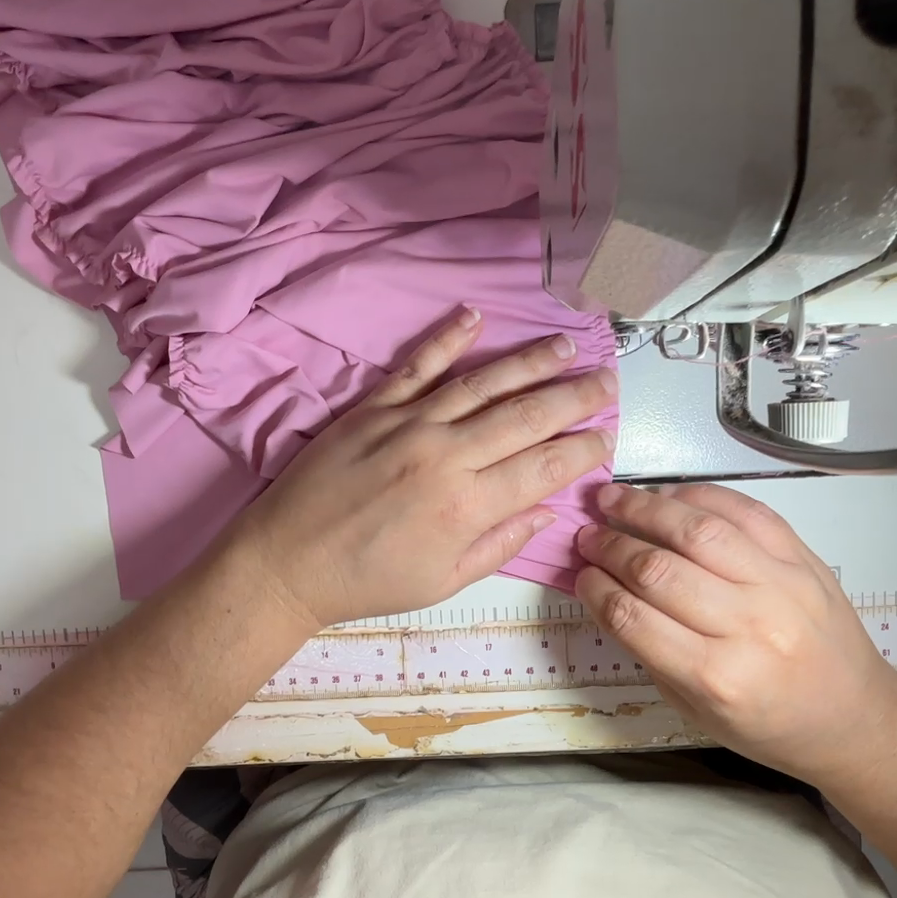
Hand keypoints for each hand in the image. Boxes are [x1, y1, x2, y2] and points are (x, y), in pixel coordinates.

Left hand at [227, 308, 615, 628]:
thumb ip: (500, 544)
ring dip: (529, 362)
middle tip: (608, 379)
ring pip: (483, 384)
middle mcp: (446, 456)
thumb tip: (548, 510)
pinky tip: (475, 315)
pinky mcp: (372, 408)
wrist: (288, 562)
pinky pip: (417, 365)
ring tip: (565, 345)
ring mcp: (408, 425)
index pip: (545, 467)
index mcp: (467, 507)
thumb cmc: (369, 582)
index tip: (608, 434)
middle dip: (575, 396)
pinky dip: (446, 338)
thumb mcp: (443, 582)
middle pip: (526, 416)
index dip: (583, 448)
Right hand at [573, 483, 896, 786]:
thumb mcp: (694, 708)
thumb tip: (606, 589)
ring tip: (613, 499)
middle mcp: (749, 627)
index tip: (579, 573)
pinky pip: (747, 511)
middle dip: (610, 546)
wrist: (855, 719)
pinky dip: (701, 495)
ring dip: (646, 508)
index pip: (633, 616)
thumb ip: (649, 647)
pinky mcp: (804, 559)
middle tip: (586, 535)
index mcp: (716, 677)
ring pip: (699, 530)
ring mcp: (782, 586)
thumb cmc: (768, 725)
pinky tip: (669, 496)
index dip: (596, 587)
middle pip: (658, 570)